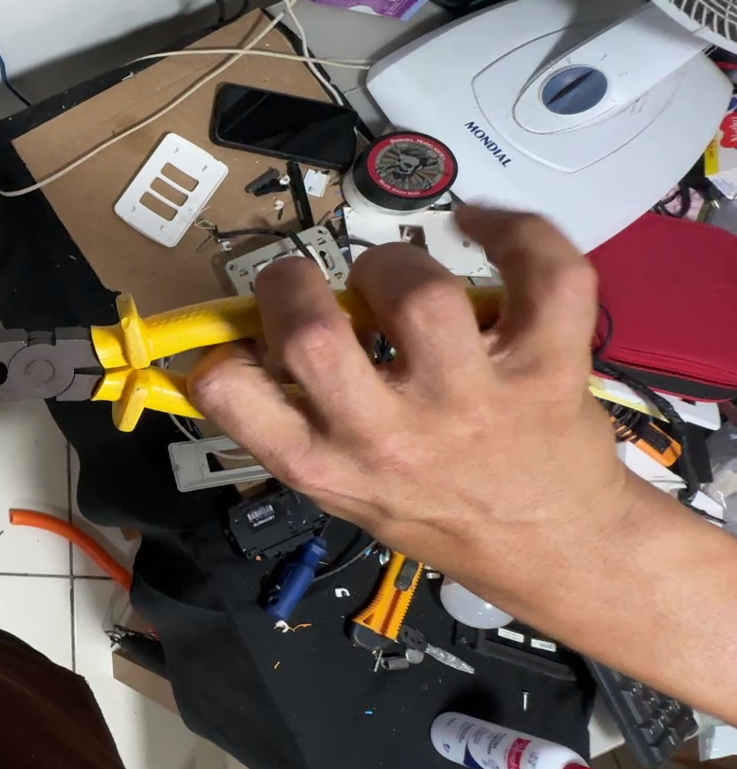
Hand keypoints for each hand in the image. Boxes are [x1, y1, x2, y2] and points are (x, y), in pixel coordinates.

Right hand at [189, 206, 644, 595]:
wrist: (542, 542)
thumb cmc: (414, 505)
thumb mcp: (321, 481)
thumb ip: (273, 416)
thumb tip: (228, 344)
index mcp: (316, 460)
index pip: (225, 391)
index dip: (220, 351)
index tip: (245, 344)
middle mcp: (385, 433)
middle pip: (313, 333)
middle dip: (288, 284)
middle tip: (301, 285)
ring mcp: (471, 399)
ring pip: (420, 295)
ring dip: (387, 264)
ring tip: (387, 278)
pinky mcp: (548, 368)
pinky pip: (546, 278)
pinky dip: (515, 232)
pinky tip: (477, 226)